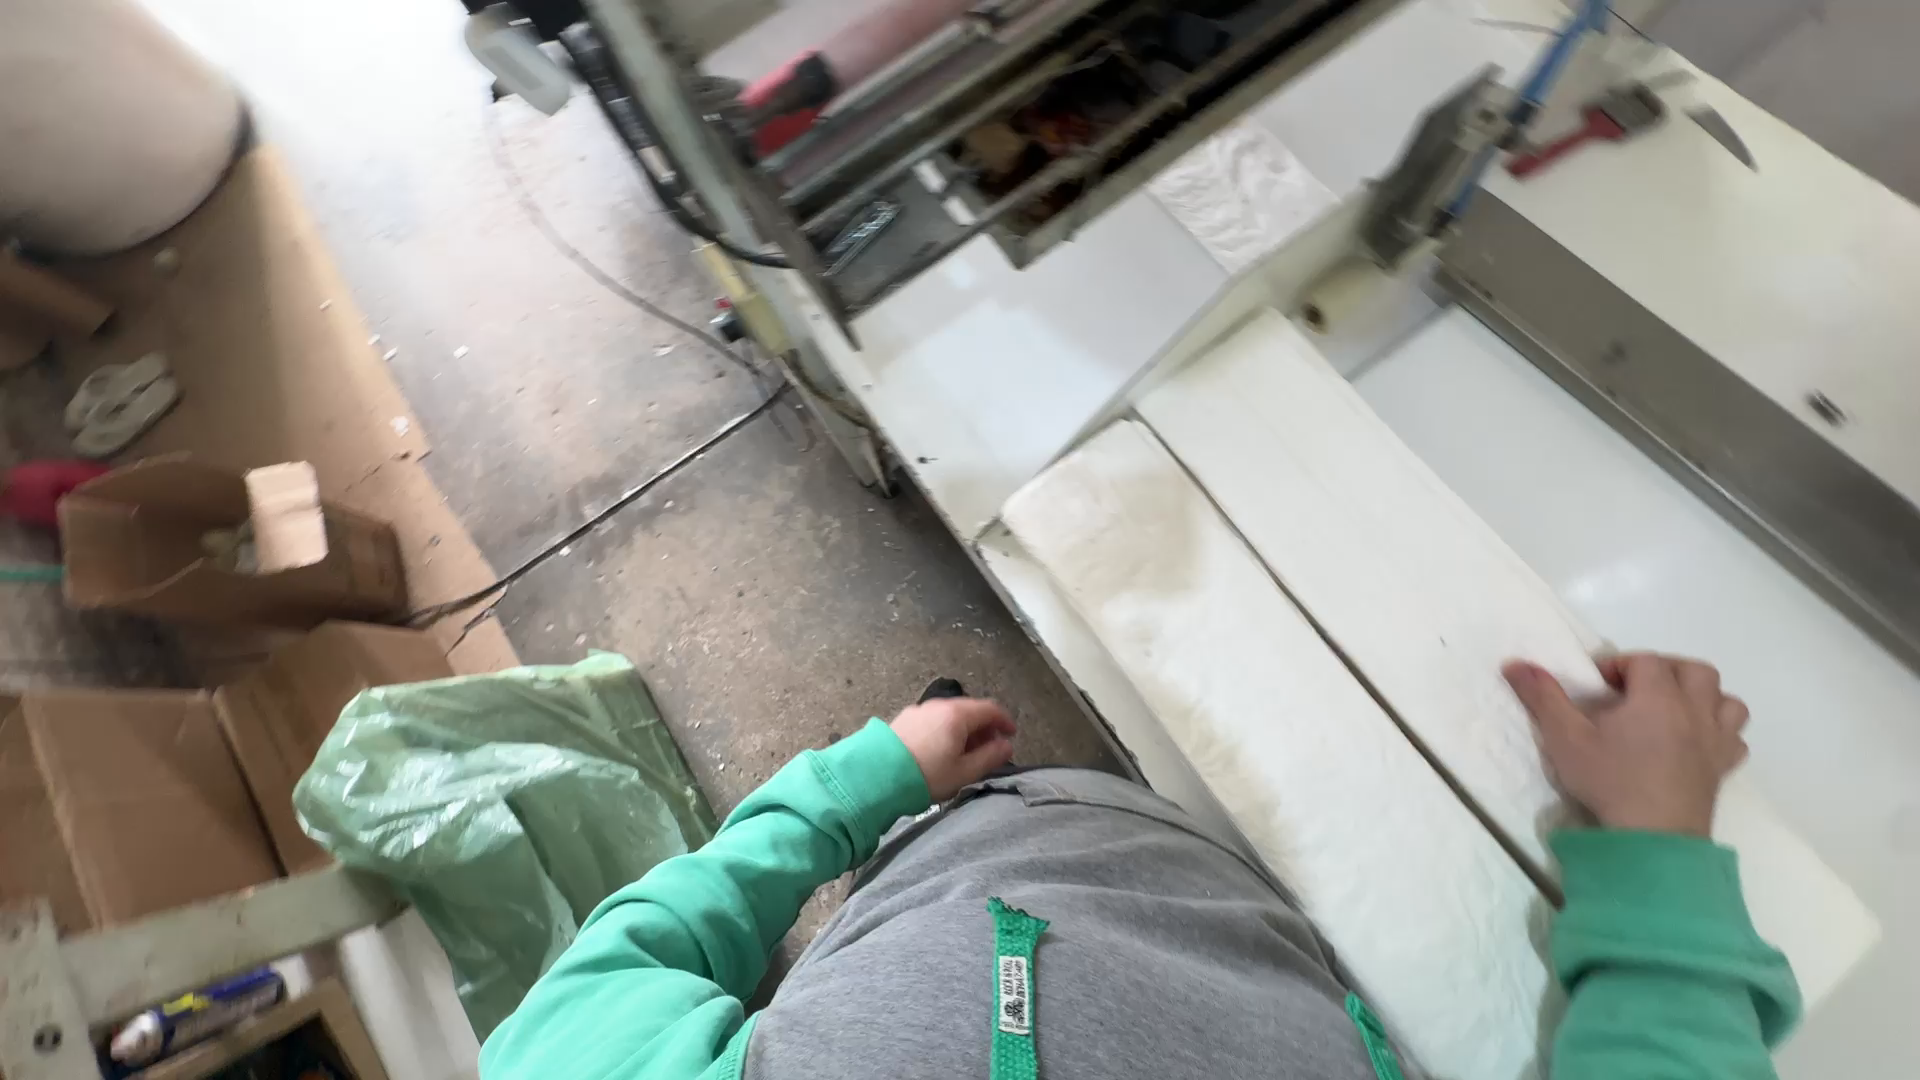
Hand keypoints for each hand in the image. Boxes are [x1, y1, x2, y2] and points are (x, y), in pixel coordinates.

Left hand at [889, 697, 1016, 799]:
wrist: (877, 775)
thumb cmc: (926, 775)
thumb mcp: (964, 772)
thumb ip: (990, 757)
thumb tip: (1007, 745)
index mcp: (957, 714)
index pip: (990, 709)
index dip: (1005, 721)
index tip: (1011, 735)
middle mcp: (939, 705)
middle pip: (970, 709)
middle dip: (985, 726)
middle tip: (990, 747)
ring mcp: (920, 710)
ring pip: (951, 714)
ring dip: (965, 728)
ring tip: (967, 751)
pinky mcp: (906, 718)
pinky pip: (935, 719)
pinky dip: (947, 729)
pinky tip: (943, 748)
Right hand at [1503, 653, 1750, 836]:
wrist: (1652, 834)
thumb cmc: (1608, 778)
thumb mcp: (1563, 735)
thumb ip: (1541, 695)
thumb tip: (1514, 662)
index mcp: (1658, 699)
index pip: (1646, 660)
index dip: (1618, 664)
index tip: (1595, 687)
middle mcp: (1695, 712)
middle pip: (1695, 671)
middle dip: (1663, 670)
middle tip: (1632, 689)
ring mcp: (1716, 741)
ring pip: (1726, 700)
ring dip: (1699, 696)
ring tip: (1667, 709)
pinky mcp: (1724, 767)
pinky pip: (1734, 734)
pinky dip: (1716, 728)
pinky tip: (1690, 739)